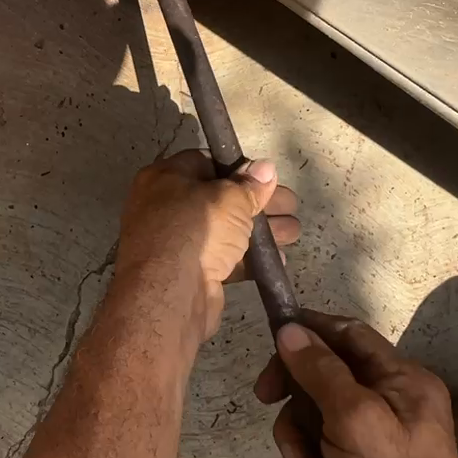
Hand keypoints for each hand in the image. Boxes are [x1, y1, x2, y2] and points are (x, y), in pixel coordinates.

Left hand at [110, 149, 299, 359]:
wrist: (169, 294)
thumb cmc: (194, 230)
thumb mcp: (227, 199)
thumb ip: (248, 185)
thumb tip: (265, 168)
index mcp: (164, 178)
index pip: (204, 162)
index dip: (238, 168)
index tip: (267, 177)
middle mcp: (165, 206)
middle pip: (219, 197)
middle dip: (258, 202)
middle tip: (291, 206)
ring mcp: (176, 240)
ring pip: (224, 228)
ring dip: (260, 230)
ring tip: (293, 232)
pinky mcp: (190, 270)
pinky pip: (222, 256)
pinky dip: (248, 257)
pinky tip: (277, 258)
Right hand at [254, 312, 457, 457]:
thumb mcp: (356, 420)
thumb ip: (321, 371)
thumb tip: (288, 328)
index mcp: (404, 381)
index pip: (348, 333)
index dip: (308, 328)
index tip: (269, 335)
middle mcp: (389, 400)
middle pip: (322, 369)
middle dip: (294, 387)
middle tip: (265, 397)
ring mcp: (370, 434)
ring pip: (310, 406)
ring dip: (296, 432)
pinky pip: (312, 439)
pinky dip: (304, 456)